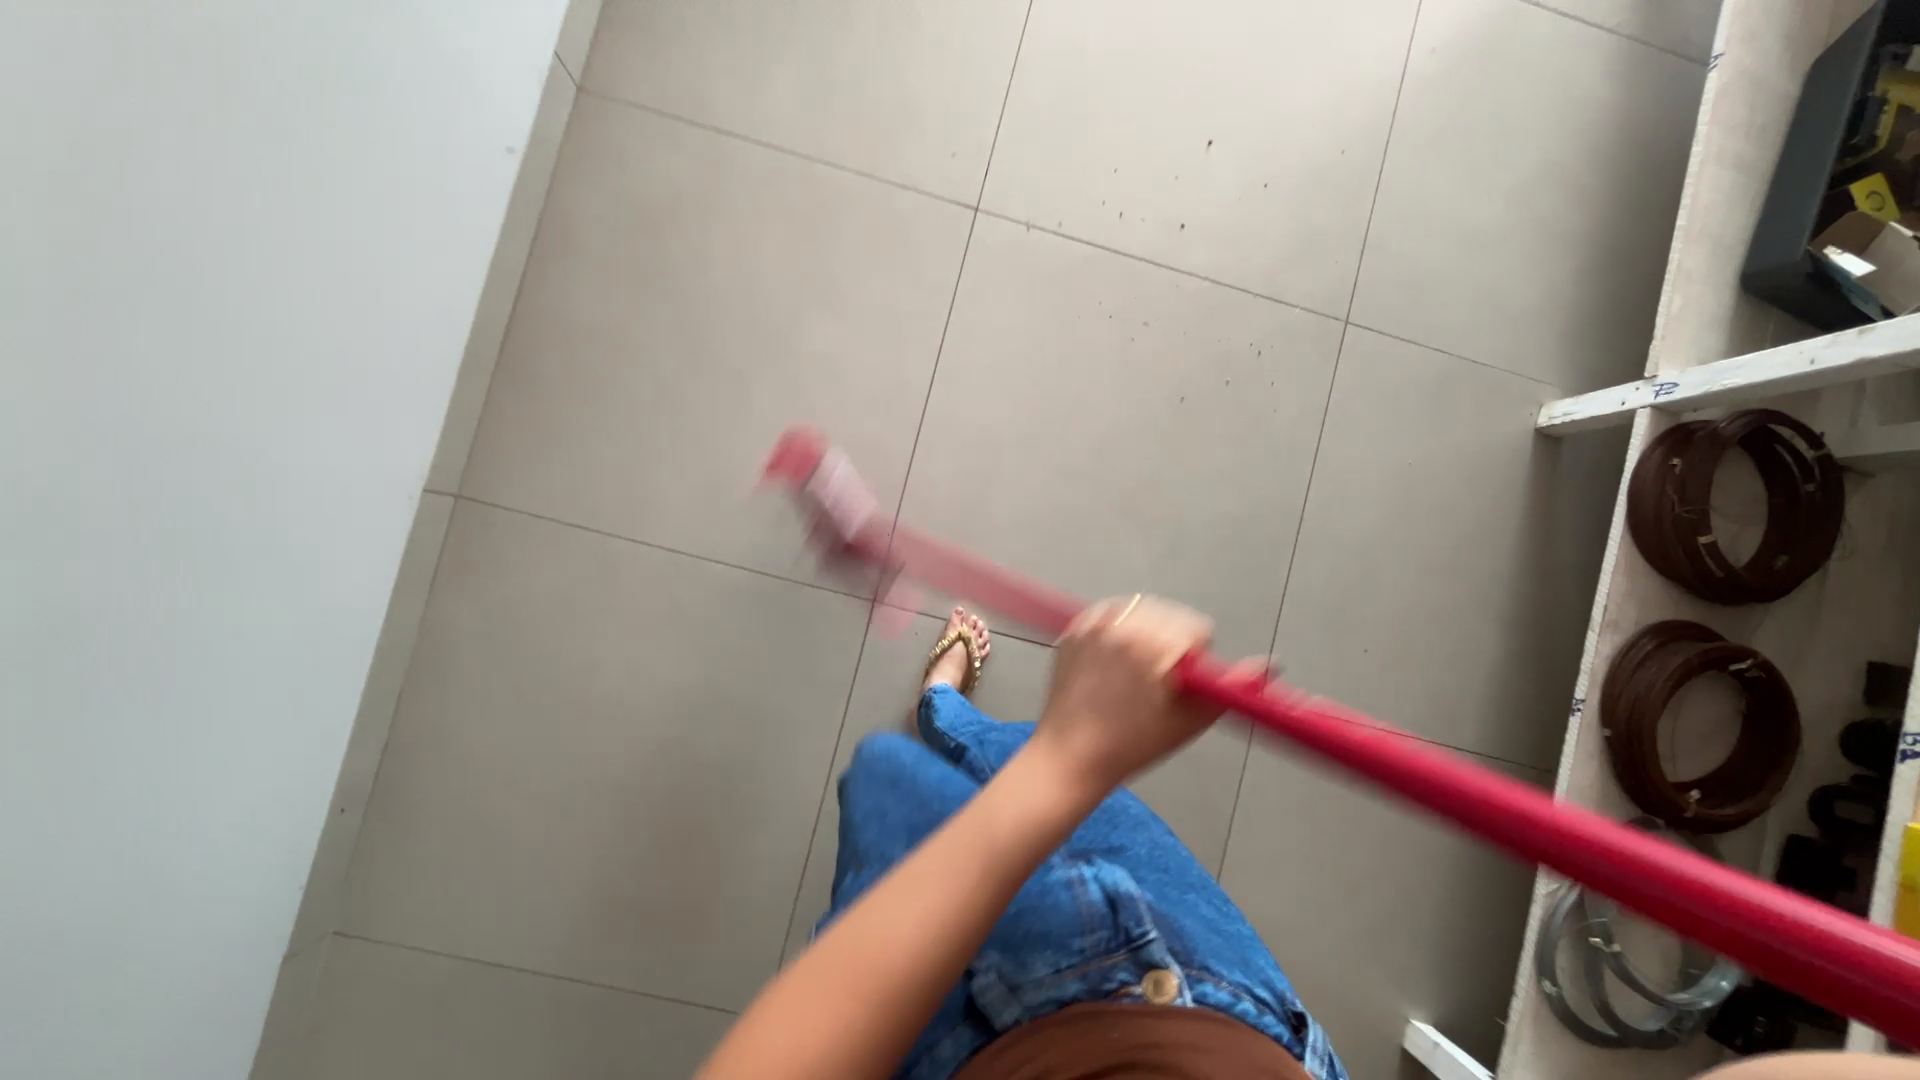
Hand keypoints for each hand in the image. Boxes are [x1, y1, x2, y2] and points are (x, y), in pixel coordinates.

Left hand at [1032, 594, 1257, 796]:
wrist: (1072, 755)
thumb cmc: (1135, 744)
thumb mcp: (1192, 718)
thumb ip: (1234, 687)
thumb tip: (1272, 663)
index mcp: (1156, 643)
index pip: (1198, 629)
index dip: (1196, 659)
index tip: (1178, 685)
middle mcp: (1124, 624)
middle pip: (1170, 614)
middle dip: (1172, 641)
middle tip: (1156, 682)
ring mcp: (1094, 624)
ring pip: (1140, 609)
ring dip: (1147, 630)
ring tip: (1135, 671)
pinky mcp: (1074, 629)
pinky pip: (1109, 614)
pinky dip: (1117, 629)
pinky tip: (1114, 661)